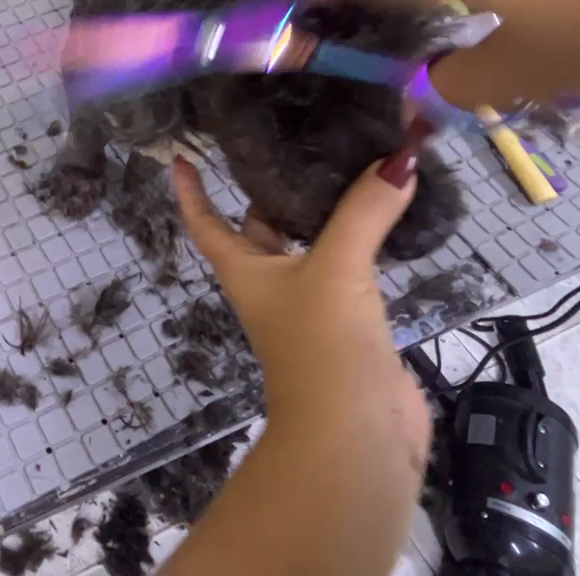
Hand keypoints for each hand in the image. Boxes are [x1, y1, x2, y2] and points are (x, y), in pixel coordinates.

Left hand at [171, 157, 428, 575]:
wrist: (356, 434)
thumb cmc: (321, 343)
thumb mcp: (336, 267)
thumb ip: (363, 212)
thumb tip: (397, 158)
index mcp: (242, 267)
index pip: (203, 220)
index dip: (191, 190)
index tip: (183, 155)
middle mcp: (267, 281)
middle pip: (259, 226)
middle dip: (271, 191)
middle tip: (297, 144)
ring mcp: (305, 303)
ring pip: (307, 245)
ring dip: (323, 214)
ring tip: (349, 167)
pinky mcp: (345, 321)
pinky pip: (347, 268)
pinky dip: (361, 241)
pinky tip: (386, 217)